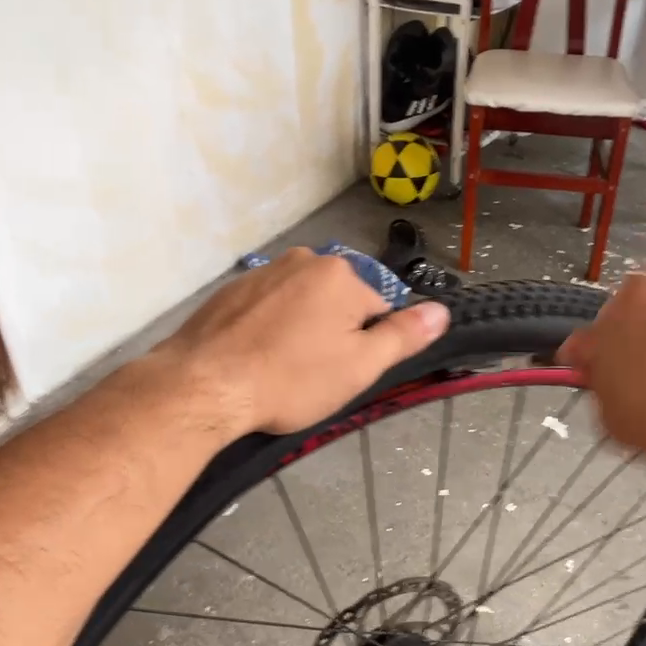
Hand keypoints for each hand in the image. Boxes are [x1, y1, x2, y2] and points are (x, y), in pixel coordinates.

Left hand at [154, 250, 449, 434]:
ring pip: (301, 305)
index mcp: (341, 275)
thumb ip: (404, 335)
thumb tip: (441, 311)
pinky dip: (268, 331)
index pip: (378, 309)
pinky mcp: (230, 291)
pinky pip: (266, 309)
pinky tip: (255, 361)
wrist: (204, 385)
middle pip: (338, 302)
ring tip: (282, 371)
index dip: (366, 346)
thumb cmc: (291, 379)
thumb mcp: (360, 366)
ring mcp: (262, 272)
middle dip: (334, 334)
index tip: (343, 372)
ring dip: (300, 332)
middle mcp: (303, 260)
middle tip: (314, 375)